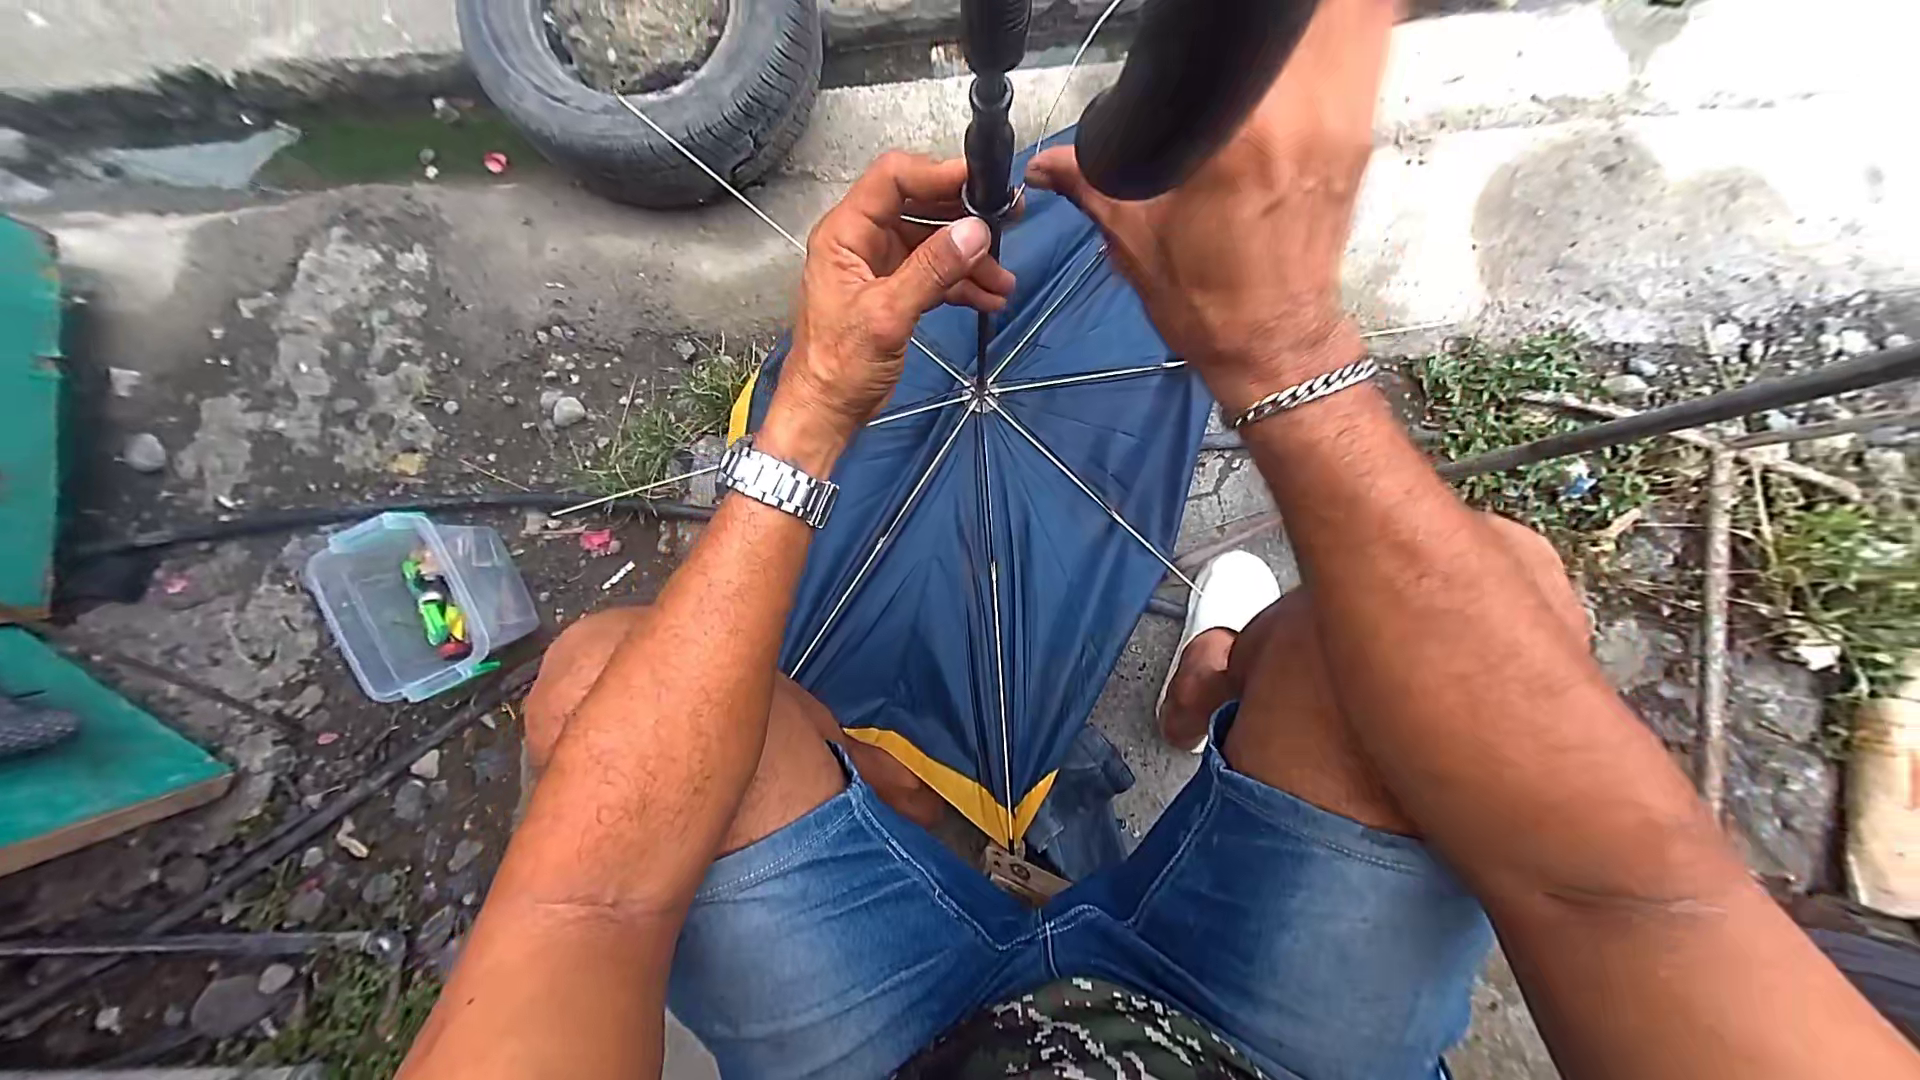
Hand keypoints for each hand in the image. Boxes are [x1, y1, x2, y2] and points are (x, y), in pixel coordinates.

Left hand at [762, 152, 1014, 471]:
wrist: (827, 411)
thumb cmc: (839, 367)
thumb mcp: (887, 315)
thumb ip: (931, 270)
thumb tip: (974, 232)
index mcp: (846, 235)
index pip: (893, 180)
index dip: (938, 174)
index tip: (981, 182)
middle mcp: (862, 244)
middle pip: (920, 211)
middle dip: (964, 221)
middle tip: (1007, 223)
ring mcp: (879, 270)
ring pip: (932, 248)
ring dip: (969, 263)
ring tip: (1003, 281)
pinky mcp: (894, 296)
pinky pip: (933, 278)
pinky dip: (960, 287)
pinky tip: (987, 299)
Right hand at [1026, 0, 1395, 414]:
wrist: (1270, 342)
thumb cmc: (1203, 304)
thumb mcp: (1134, 242)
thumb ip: (1092, 183)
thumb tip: (1044, 164)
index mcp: (1236, 139)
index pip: (1225, 44)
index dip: (1206, 29)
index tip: (1187, 35)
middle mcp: (1303, 112)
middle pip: (1287, 16)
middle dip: (1252, 20)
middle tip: (1219, 46)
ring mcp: (1347, 116)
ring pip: (1343, 13)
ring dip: (1299, 18)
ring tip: (1256, 42)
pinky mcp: (1364, 128)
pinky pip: (1366, 37)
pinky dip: (1338, 25)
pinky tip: (1298, 50)